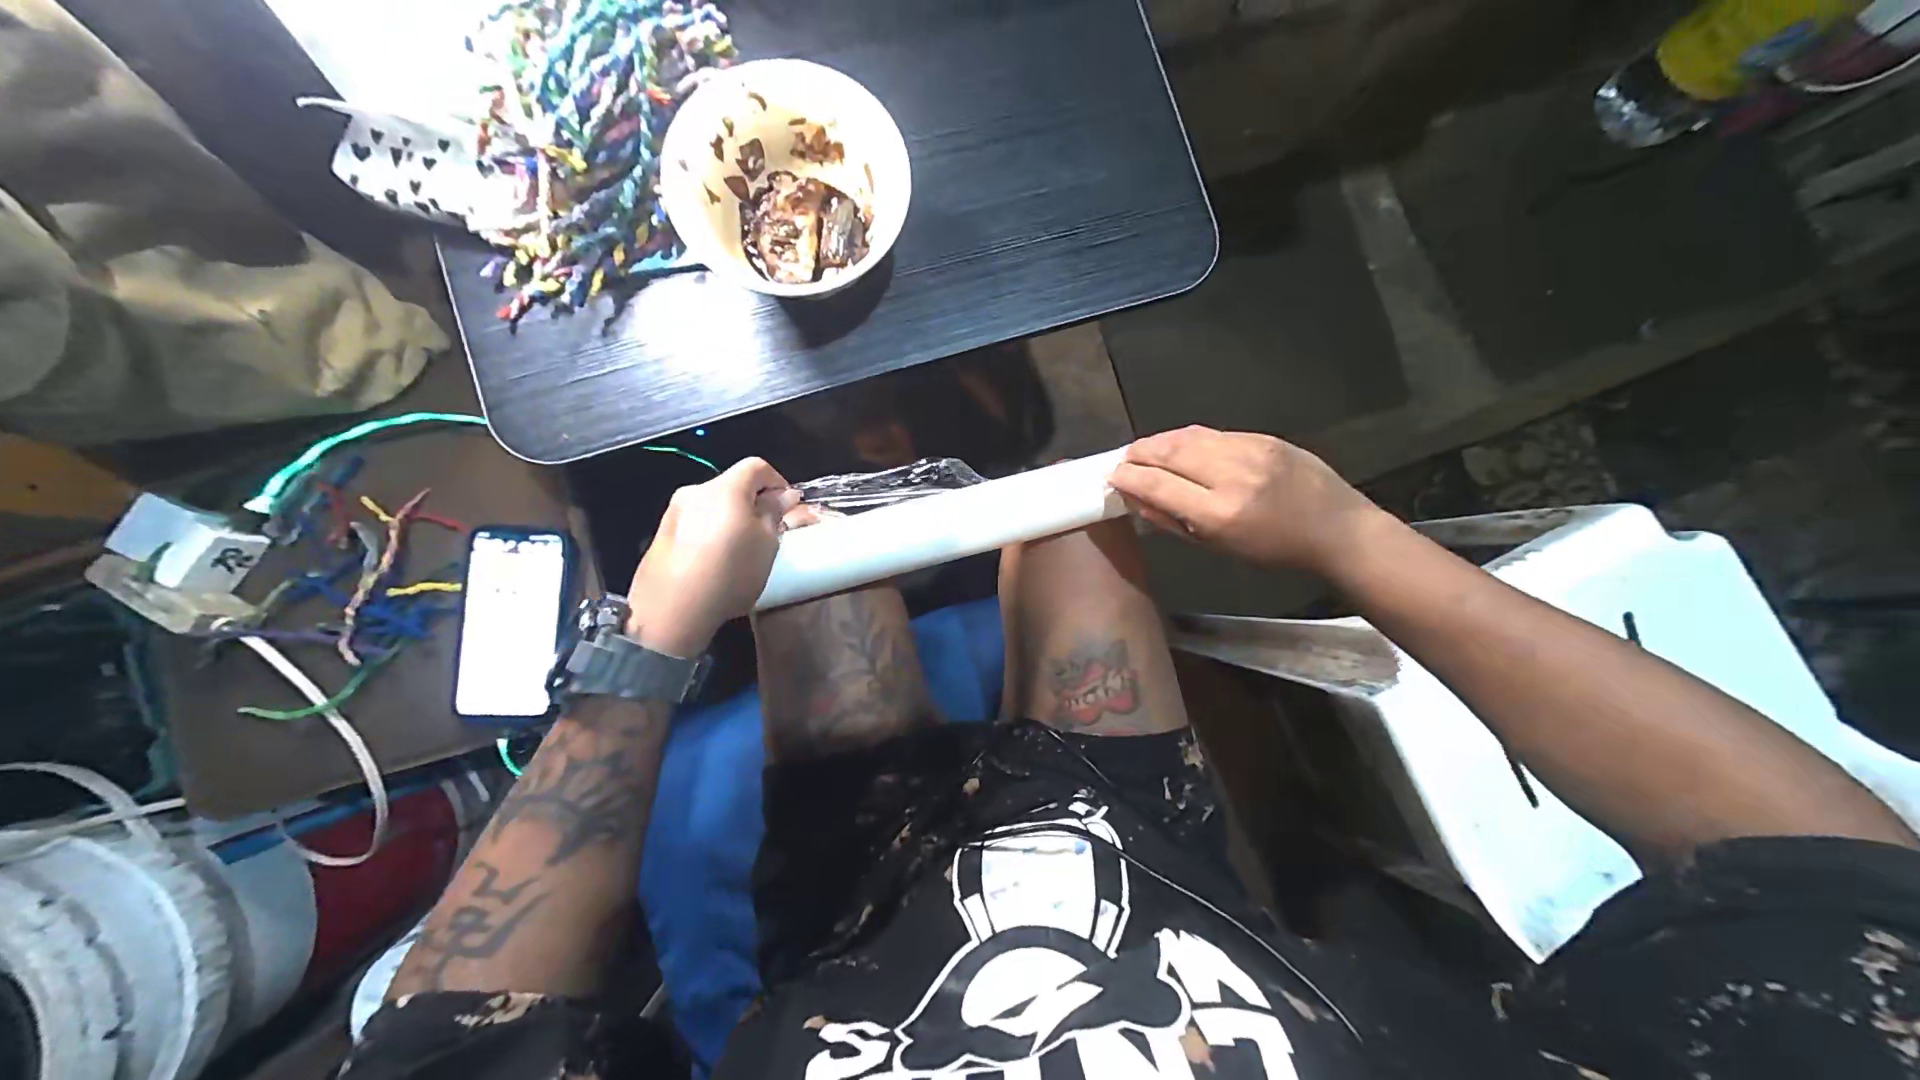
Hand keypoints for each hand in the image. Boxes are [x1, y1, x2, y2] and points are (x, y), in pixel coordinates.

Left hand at [625, 457, 799, 655]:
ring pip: (714, 504)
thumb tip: (784, 494)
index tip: (788, 508)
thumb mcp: (767, 544)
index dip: (778, 482)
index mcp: (724, 488)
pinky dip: (712, 531)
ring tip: (742, 550)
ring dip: (733, 517)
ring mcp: (674, 512)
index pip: (757, 466)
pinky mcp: (662, 534)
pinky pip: (697, 522)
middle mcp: (695, 491)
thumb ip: (775, 513)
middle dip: (755, 502)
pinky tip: (716, 561)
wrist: (670, 612)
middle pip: (733, 485)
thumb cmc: (730, 574)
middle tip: (769, 532)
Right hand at [1107, 425, 1383, 574]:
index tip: (1112, 476)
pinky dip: (1187, 438)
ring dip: (1159, 441)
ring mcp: (1250, 451)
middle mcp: (1232, 476)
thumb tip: (1137, 498)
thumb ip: (1173, 521)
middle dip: (1138, 453)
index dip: (1128, 477)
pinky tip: (1178, 445)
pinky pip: (1213, 433)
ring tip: (1143, 449)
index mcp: (1219, 514)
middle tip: (1123, 458)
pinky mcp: (1263, 437)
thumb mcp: (1218, 547)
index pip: (1158, 485)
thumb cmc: (1274, 551)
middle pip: (1169, 452)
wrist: (1337, 530)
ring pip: (1188, 436)